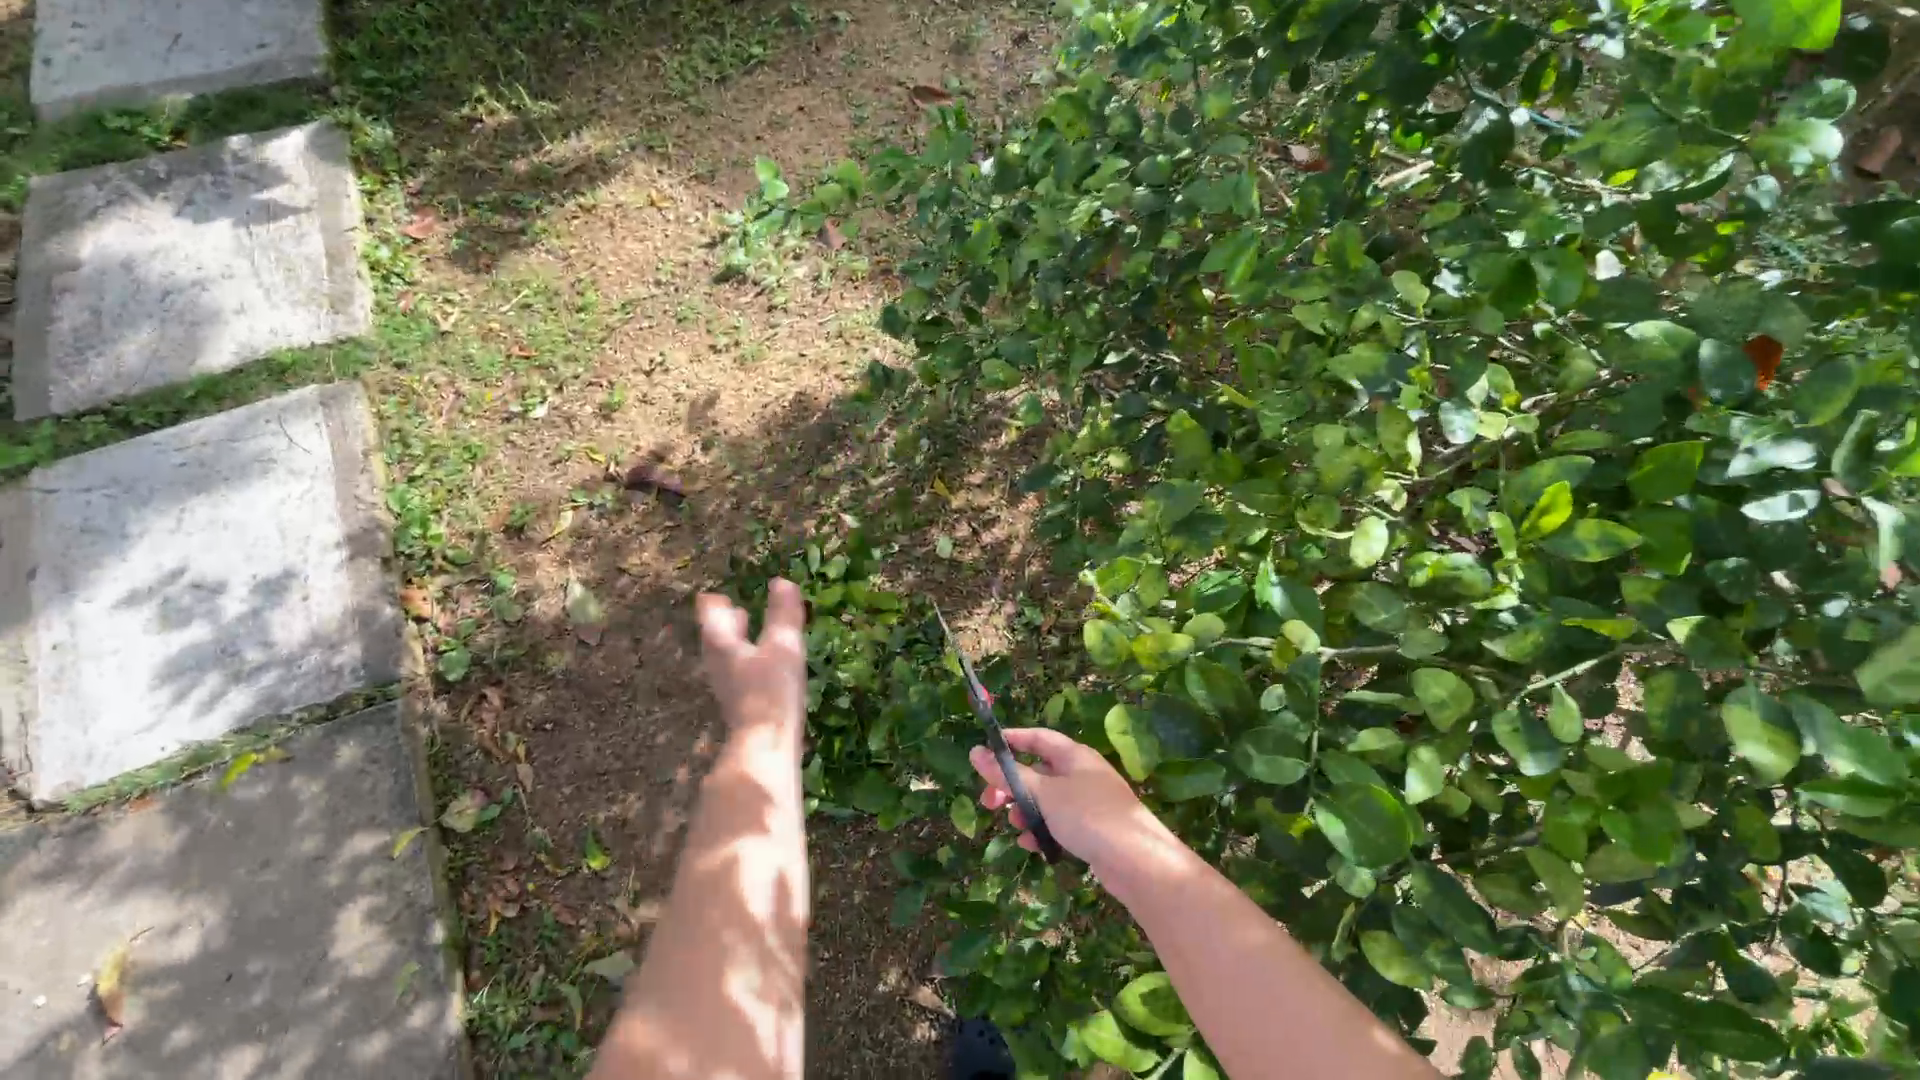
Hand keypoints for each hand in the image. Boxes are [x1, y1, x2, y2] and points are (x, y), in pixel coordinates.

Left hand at [696, 578, 806, 736]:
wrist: (764, 745)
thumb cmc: (771, 690)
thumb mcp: (783, 646)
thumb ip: (783, 614)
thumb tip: (782, 581)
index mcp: (723, 644)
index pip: (711, 616)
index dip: (713, 604)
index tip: (713, 594)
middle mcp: (718, 663)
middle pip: (714, 636)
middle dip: (723, 621)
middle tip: (729, 607)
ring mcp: (726, 686)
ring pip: (725, 656)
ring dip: (733, 641)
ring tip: (744, 631)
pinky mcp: (739, 703)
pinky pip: (737, 672)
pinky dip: (743, 659)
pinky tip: (758, 664)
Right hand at [969, 728, 1165, 870]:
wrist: (1137, 861)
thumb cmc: (1088, 815)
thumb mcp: (1044, 793)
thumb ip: (1008, 775)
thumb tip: (974, 752)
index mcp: (1075, 756)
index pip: (1038, 738)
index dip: (1012, 741)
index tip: (984, 751)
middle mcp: (1082, 774)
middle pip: (1039, 772)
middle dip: (1011, 786)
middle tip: (988, 801)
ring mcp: (1088, 803)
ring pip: (1046, 801)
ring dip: (1025, 811)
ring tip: (1013, 825)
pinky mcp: (1091, 830)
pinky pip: (1058, 824)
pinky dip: (1041, 830)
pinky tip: (1031, 844)